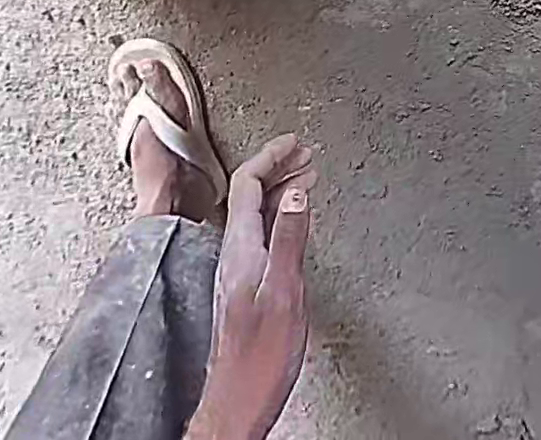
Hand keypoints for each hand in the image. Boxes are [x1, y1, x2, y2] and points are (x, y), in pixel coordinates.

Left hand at [186, 135, 316, 439]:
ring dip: (280, 186)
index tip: (293, 142)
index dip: (270, 156)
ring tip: (305, 174)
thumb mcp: (284, 291)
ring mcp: (239, 265)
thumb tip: (298, 193)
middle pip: (249, 192)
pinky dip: (281, 210)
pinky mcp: (247, 279)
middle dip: (277, 165)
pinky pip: (261, 227)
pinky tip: (295, 214)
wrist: (239, 398)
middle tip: (303, 151)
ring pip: (256, 210)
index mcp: (241, 247)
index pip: (247, 184)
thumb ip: (289, 238)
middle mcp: (235, 251)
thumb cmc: (260, 356)